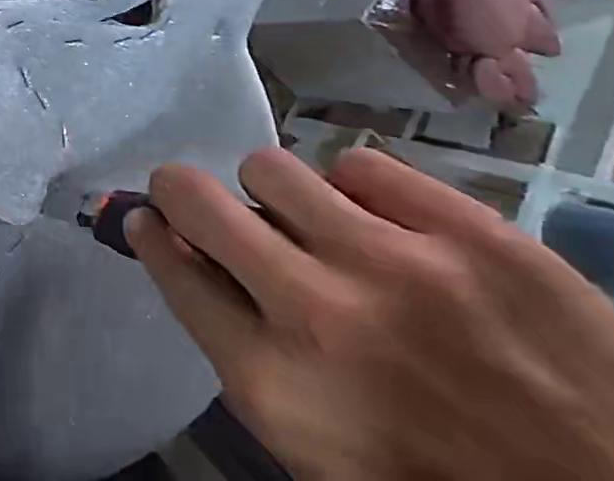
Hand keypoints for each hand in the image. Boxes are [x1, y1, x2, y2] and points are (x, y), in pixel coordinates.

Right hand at [127, 147, 613, 480]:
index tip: (144, 217)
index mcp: (281, 390)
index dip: (149, 235)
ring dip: (274, 191)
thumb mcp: (323, 449)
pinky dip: (357, 190)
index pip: (174, 273)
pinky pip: (363, 165)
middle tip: (190, 192)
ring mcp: (398, 262)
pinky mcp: (469, 228)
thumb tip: (193, 257)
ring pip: (274, 167)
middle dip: (178, 189)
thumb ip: (250, 352)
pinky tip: (388, 224)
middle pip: (197, 201)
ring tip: (308, 217)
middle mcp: (322, 316)